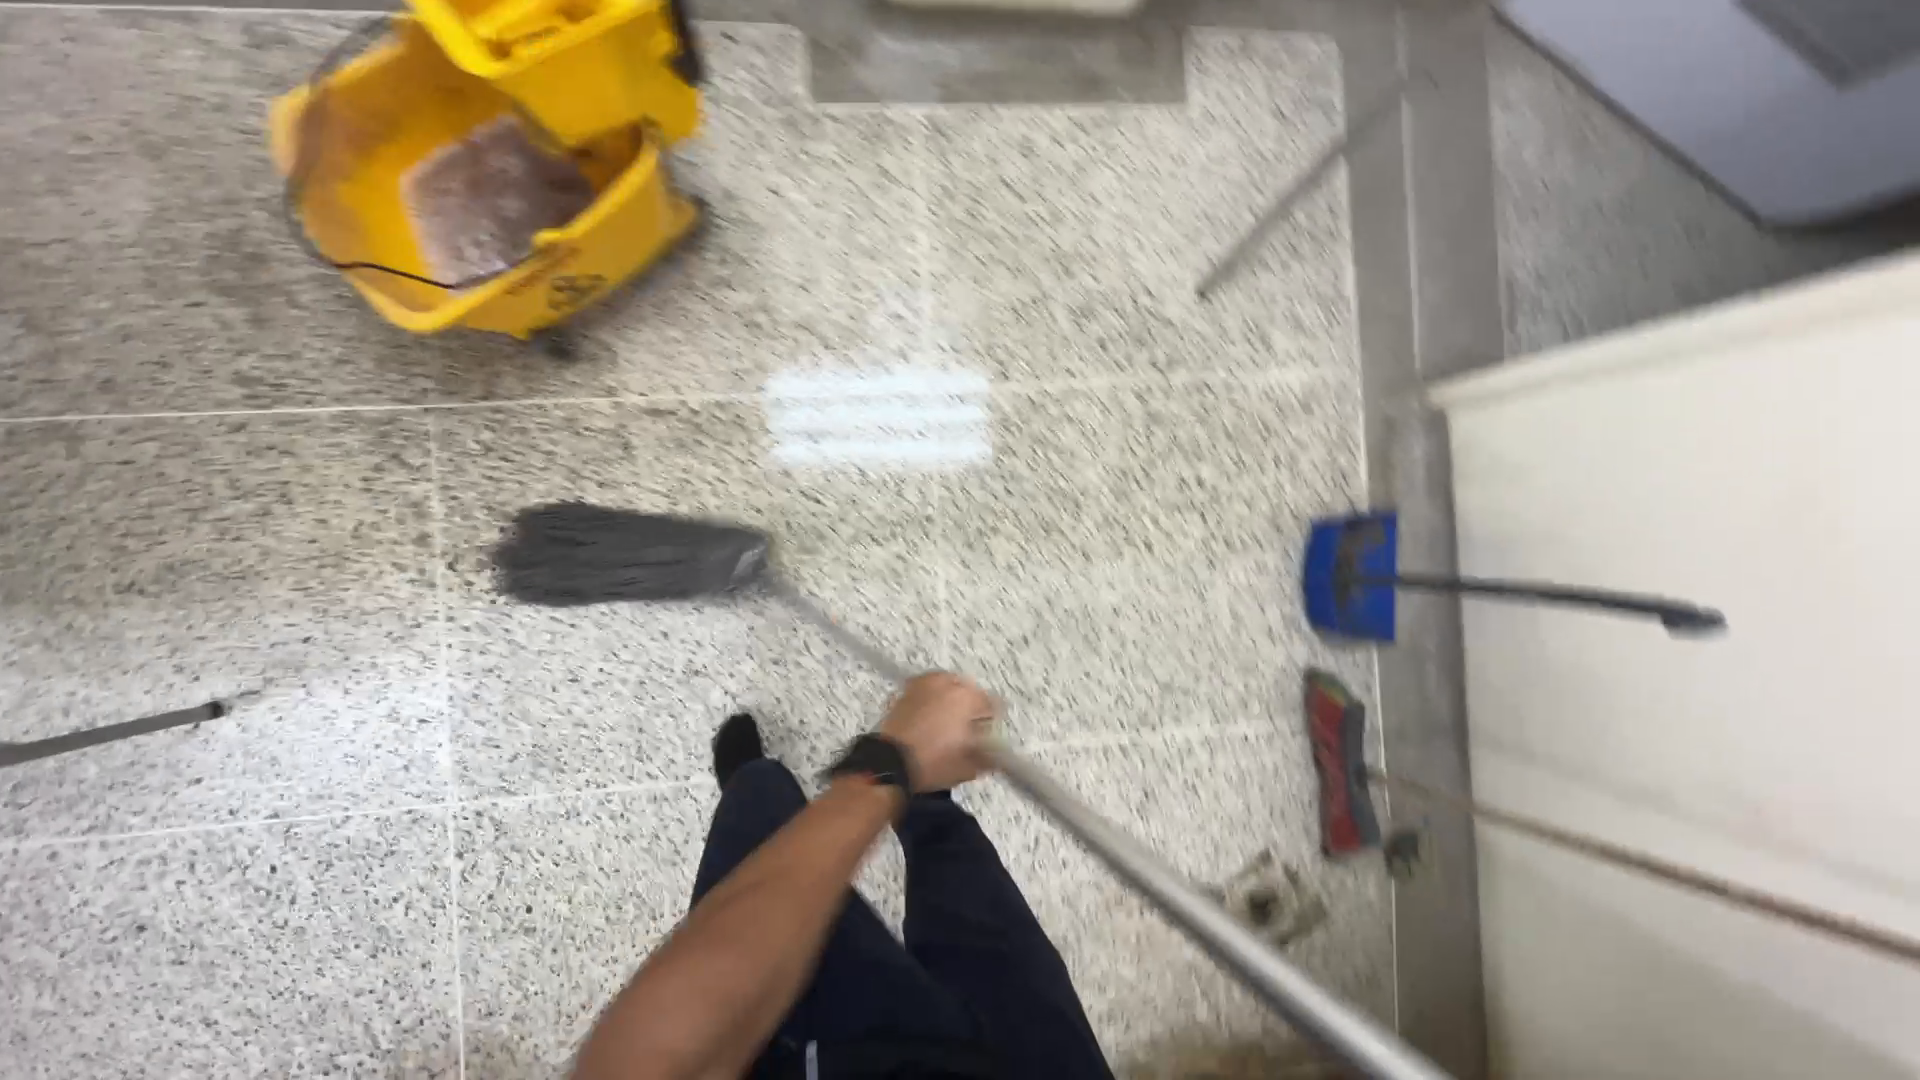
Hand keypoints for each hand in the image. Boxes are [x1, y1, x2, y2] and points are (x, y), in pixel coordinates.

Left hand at [878, 672, 997, 792]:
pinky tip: (928, 715)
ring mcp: (924, 683)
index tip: (986, 734)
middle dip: (971, 707)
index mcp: (968, 698)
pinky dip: (931, 698)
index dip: (991, 720)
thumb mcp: (968, 767)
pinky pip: (927, 689)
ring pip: (947, 686)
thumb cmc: (933, 764)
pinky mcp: (906, 689)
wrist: (890, 762)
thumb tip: (995, 752)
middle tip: (966, 728)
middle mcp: (948, 683)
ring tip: (946, 721)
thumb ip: (988, 756)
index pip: (993, 703)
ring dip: (951, 699)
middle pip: (970, 691)